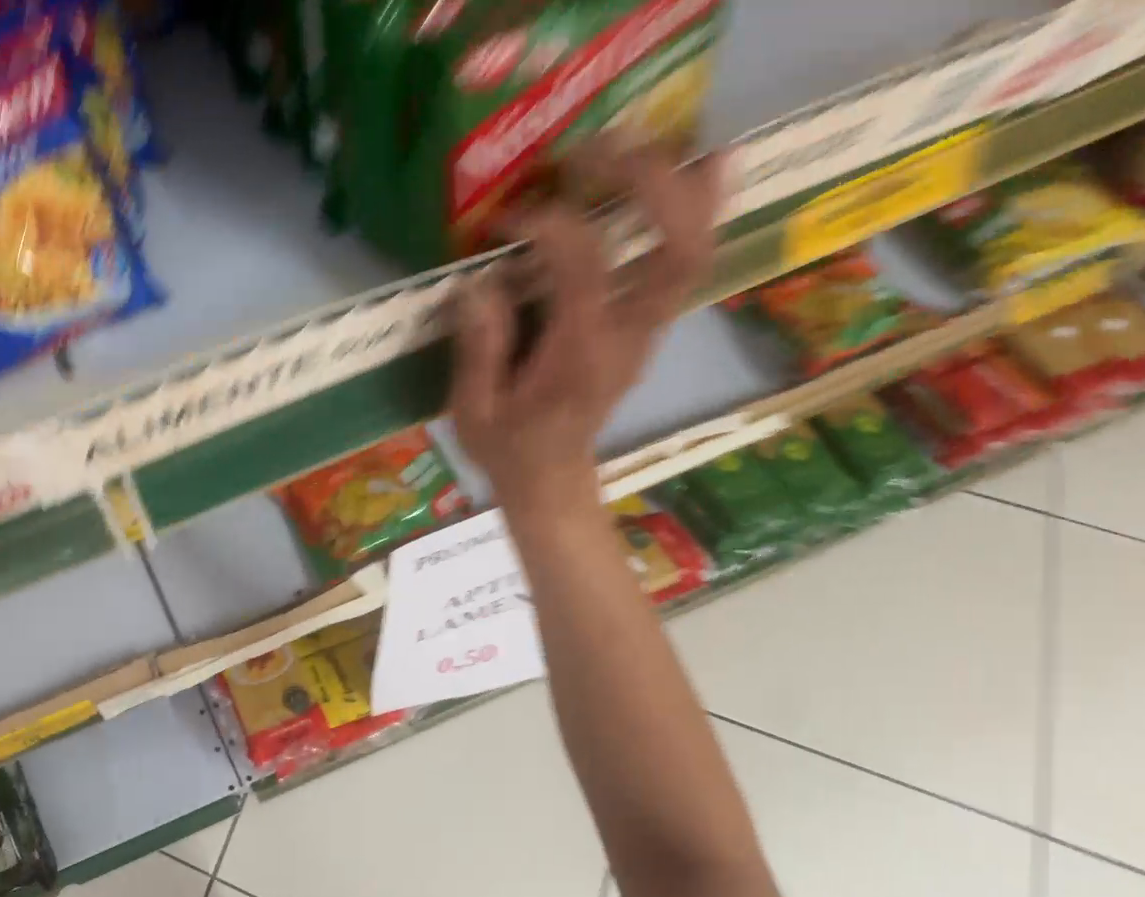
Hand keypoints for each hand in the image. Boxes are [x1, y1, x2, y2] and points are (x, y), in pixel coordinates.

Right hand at [451, 142, 723, 521]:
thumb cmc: (506, 447)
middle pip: (677, 250)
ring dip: (685, 188)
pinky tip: (701, 165)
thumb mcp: (474, 409)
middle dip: (648, 186)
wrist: (551, 480)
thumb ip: (480, 348)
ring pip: (697, 249)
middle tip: (599, 150)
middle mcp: (628, 336)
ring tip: (655, 138)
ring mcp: (647, 330)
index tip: (508, 220)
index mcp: (578, 356)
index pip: (586, 270)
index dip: (552, 227)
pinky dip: (699, 210)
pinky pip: (687, 262)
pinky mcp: (648, 326)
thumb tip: (478, 284)